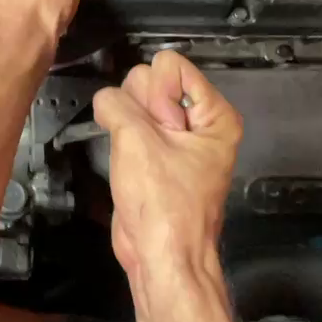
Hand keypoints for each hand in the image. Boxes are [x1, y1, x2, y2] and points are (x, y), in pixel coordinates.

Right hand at [93, 51, 242, 284]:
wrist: (160, 256)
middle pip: (149, 77)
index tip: (164, 132)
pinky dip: (118, 131)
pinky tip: (127, 159)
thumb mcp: (137, 140)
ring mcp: (173, 134)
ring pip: (133, 97)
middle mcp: (197, 120)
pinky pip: (126, 118)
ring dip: (125, 121)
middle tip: (150, 147)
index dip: (157, 94)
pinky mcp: (151, 148)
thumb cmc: (162, 203)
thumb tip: (107, 101)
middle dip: (140, 107)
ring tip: (138, 156)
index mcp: (214, 114)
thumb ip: (116, 102)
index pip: (170, 65)